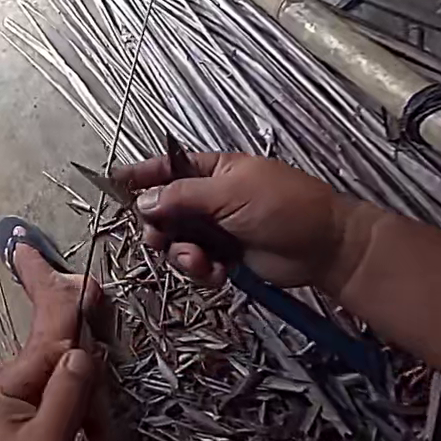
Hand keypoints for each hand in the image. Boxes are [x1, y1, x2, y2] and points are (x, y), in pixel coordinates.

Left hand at [0, 243, 102, 440]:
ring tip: (98, 434)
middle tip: (102, 385)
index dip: (78, 331)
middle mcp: (16, 388)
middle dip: (88, 374)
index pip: (51, 344)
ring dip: (92, 401)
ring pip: (72, 380)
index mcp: (9, 386)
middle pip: (60, 356)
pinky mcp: (42, 422)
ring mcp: (29, 405)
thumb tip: (82, 348)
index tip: (96, 296)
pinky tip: (96, 437)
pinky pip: (72, 401)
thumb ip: (67, 391)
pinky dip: (88, 414)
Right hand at [115, 151, 383, 291]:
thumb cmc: (283, 207)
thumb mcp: (230, 193)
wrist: (326, 248)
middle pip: (164, 210)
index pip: (167, 167)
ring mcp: (216, 227)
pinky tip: (217, 272)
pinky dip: (201, 270)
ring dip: (182, 254)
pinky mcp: (224, 254)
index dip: (141, 175)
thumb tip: (143, 200)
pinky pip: (197, 262)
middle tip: (160, 239)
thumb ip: (182, 196)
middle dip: (160, 228)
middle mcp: (209, 197)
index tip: (114, 182)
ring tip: (200, 262)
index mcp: (212, 170)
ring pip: (177, 241)